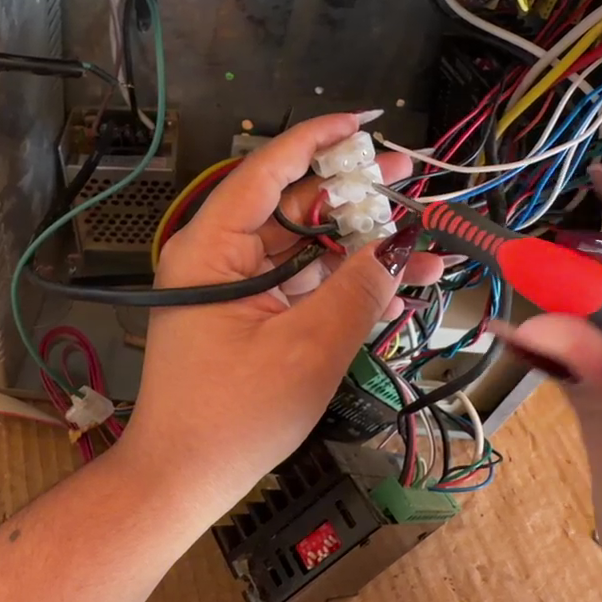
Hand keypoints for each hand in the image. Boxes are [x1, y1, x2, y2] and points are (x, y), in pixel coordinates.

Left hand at [122, 113, 443, 509]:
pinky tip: (394, 291)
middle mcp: (219, 256)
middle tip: (407, 179)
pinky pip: (302, 285)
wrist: (181, 479)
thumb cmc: (229, 417)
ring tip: (420, 245)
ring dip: (360, 249)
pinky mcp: (250, 315)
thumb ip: (358, 290)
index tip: (364, 122)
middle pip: (293, 206)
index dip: (318, 139)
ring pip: (305, 248)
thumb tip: (399, 247)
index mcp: (213, 247)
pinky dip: (343, 286)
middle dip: (354, 196)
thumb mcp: (308, 349)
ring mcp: (235, 287)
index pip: (268, 170)